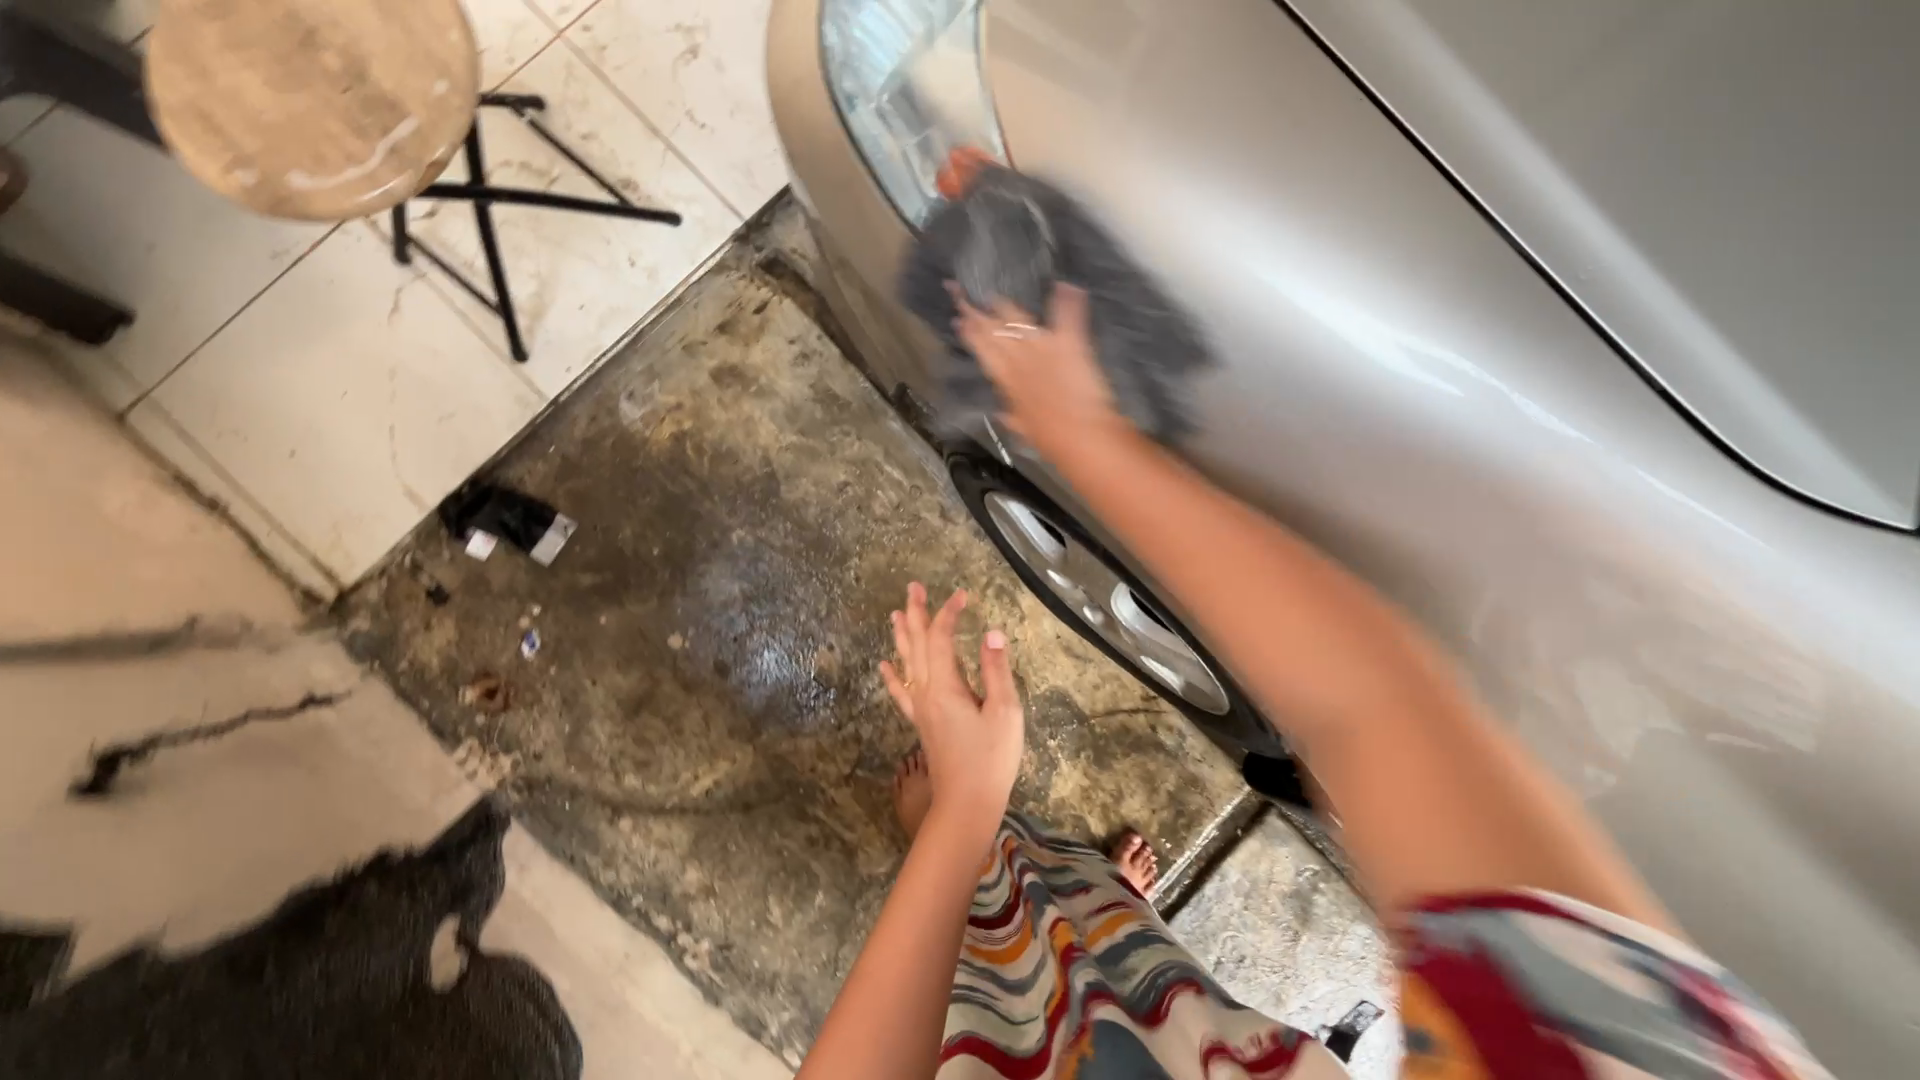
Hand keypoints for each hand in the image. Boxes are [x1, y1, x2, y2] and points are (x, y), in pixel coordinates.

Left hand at [879, 583, 1024, 829]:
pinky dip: (892, 675)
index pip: (941, 638)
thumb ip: (996, 671)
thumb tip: (991, 633)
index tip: (962, 595)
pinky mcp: (921, 723)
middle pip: (915, 645)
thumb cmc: (992, 758)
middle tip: (913, 587)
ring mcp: (920, 709)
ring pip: (905, 664)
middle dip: (915, 614)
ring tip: (895, 613)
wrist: (967, 803)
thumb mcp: (1005, 712)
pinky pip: (901, 692)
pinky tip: (885, 665)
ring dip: (901, 636)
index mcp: (946, 686)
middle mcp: (926, 692)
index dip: (949, 613)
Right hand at [950, 282, 1130, 460]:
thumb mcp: (1024, 430)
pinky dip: (1067, 300)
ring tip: (993, 296)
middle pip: (993, 331)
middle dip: (976, 312)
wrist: (1080, 435)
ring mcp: (1043, 348)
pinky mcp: (1069, 343)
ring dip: (1004, 307)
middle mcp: (1019, 360)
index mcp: (1007, 381)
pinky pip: (1066, 316)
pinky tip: (1065, 286)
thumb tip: (1002, 413)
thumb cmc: (1052, 440)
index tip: (959, 320)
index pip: (982, 351)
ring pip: (1017, 320)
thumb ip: (1012, 417)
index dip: (970, 334)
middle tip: (961, 294)